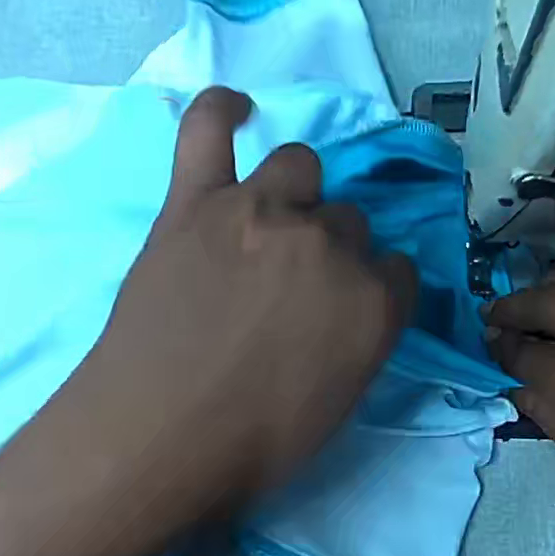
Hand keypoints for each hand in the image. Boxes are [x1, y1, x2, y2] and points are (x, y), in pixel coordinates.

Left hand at [53, 87, 415, 526]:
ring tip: (267, 226)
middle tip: (295, 285)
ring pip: (301, 165)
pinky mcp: (195, 203)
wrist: (155, 441)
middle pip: (351, 220)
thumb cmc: (255, 443)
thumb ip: (363, 338)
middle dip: (334, 249)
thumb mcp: (341, 400)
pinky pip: (209, 127)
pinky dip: (223, 111)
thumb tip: (353, 305)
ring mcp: (260, 214)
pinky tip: (235, 111)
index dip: (375, 289)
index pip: (399, 270)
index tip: (350, 308)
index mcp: (375, 304)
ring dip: (296, 194)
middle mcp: (329, 246)